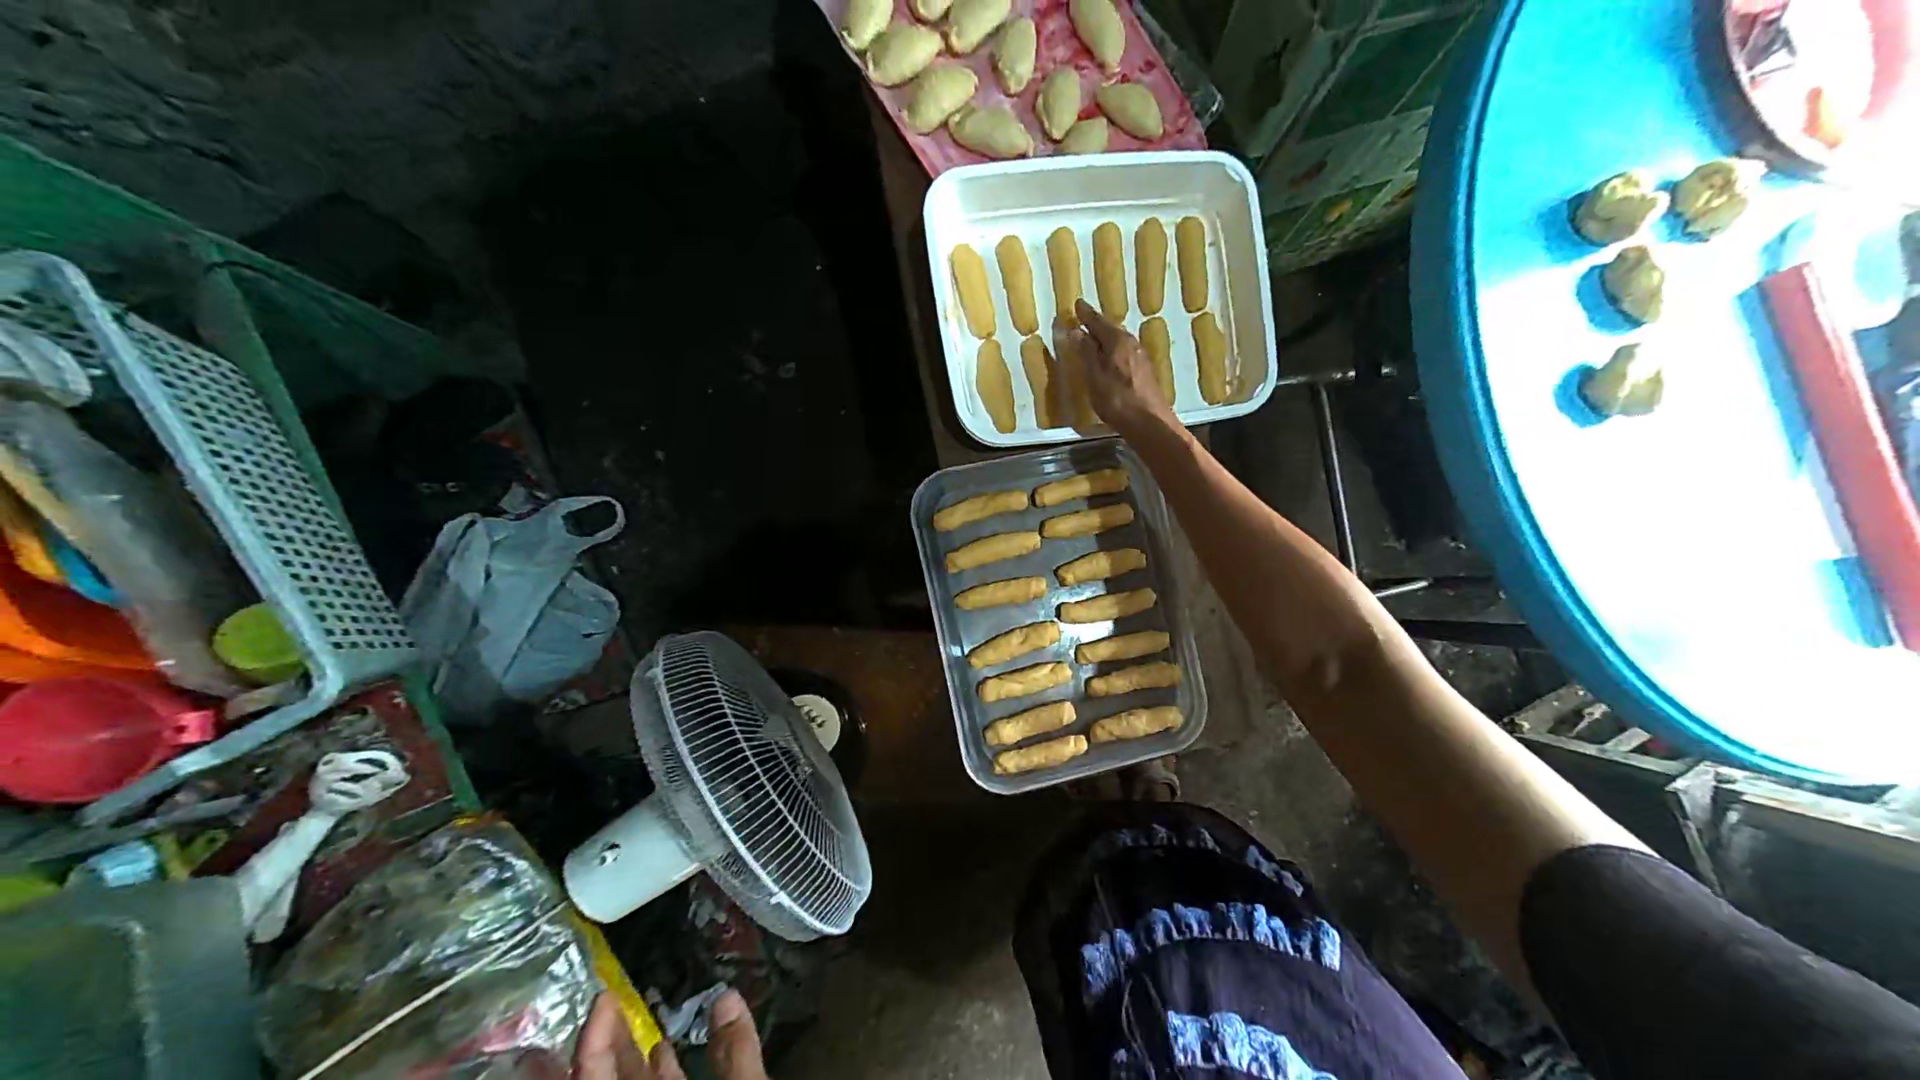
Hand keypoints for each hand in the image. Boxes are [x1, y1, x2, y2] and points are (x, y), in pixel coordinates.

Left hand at [573, 990, 768, 1079]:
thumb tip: (727, 997)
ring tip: (627, 1015)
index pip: (593, 1076)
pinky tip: (662, 1049)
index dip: (595, 1036)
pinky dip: (653, 1076)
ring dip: (624, 1056)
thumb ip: (737, 1055)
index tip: (605, 994)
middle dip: (601, 1042)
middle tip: (607, 997)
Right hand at [1064, 299, 1176, 439]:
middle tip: (1083, 320)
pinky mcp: (1144, 371)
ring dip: (1105, 338)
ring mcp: (1140, 357)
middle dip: (1096, 325)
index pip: (1098, 322)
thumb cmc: (1117, 400)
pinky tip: (1109, 358)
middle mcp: (1131, 344)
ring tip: (1093, 338)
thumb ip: (1086, 354)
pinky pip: (1124, 352)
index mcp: (1118, 341)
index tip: (1077, 304)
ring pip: (1119, 341)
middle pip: (1111, 330)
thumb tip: (1078, 332)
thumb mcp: (1095, 377)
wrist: (1150, 423)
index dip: (1086, 314)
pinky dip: (1113, 350)